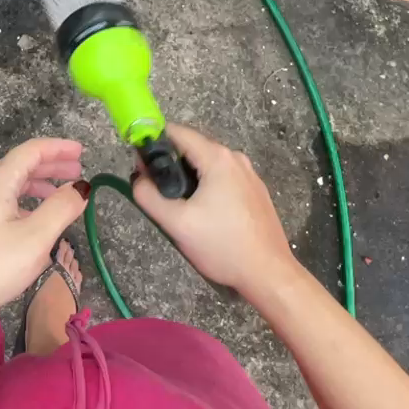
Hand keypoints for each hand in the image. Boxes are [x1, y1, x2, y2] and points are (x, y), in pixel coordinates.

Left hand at [0, 138, 86, 328]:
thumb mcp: (35, 238)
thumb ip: (61, 209)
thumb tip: (80, 187)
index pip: (31, 151)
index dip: (58, 147)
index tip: (81, 150)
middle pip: (20, 164)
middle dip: (51, 164)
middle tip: (78, 170)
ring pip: (11, 184)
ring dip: (38, 184)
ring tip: (62, 194)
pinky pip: (2, 200)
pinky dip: (24, 200)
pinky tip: (34, 220)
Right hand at [132, 124, 307, 305]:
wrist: (270, 276)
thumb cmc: (222, 246)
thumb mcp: (176, 223)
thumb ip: (147, 196)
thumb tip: (138, 179)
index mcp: (217, 158)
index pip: (176, 132)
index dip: (153, 144)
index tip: (142, 166)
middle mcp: (235, 158)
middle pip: (191, 147)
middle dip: (170, 163)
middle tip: (157, 191)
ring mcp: (249, 175)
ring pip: (206, 164)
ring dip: (188, 178)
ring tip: (179, 207)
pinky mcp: (256, 191)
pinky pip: (222, 178)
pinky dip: (207, 187)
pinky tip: (205, 215)